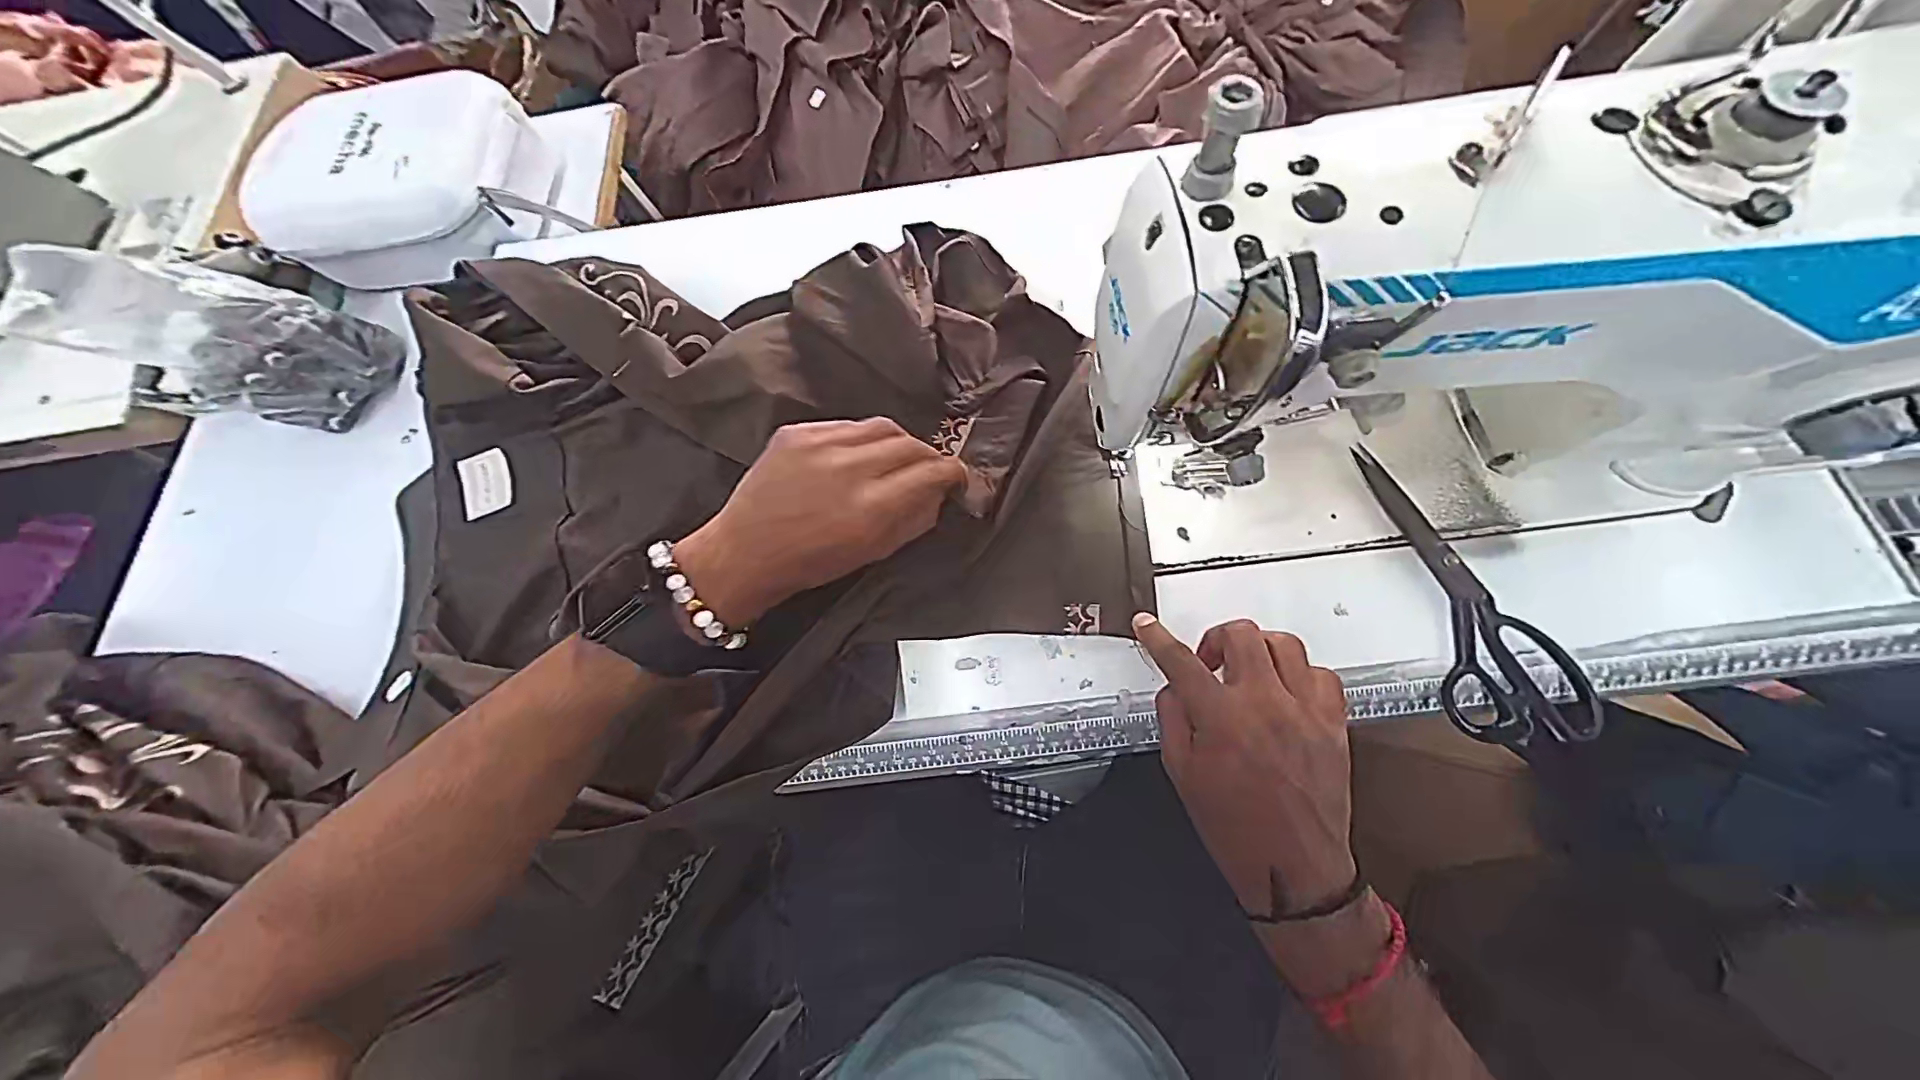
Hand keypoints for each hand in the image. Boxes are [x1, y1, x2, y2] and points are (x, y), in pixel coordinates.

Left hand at [674, 418, 967, 624]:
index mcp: (870, 508)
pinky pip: (847, 425)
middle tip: (927, 470)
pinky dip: (860, 439)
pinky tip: (854, 457)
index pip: (931, 472)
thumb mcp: (873, 552)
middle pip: (911, 444)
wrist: (745, 552)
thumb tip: (938, 493)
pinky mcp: (796, 432)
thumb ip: (914, 519)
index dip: (952, 472)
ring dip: (897, 443)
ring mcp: (819, 445)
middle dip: (927, 456)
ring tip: (892, 461)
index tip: (955, 477)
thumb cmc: (810, 563)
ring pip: (882, 426)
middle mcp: (848, 469)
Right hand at [1132, 614, 1355, 917]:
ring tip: (1247, 670)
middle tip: (1208, 661)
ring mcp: (1304, 711)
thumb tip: (1174, 689)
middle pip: (1239, 634)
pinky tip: (1286, 689)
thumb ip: (1172, 718)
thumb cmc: (1237, 829)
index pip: (1180, 660)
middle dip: (1215, 639)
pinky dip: (1299, 672)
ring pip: (1284, 643)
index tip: (1149, 626)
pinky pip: (1321, 674)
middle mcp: (1264, 705)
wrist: (1293, 868)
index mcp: (1221, 718)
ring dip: (1257, 649)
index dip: (1157, 637)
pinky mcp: (1333, 724)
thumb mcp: (1182, 772)